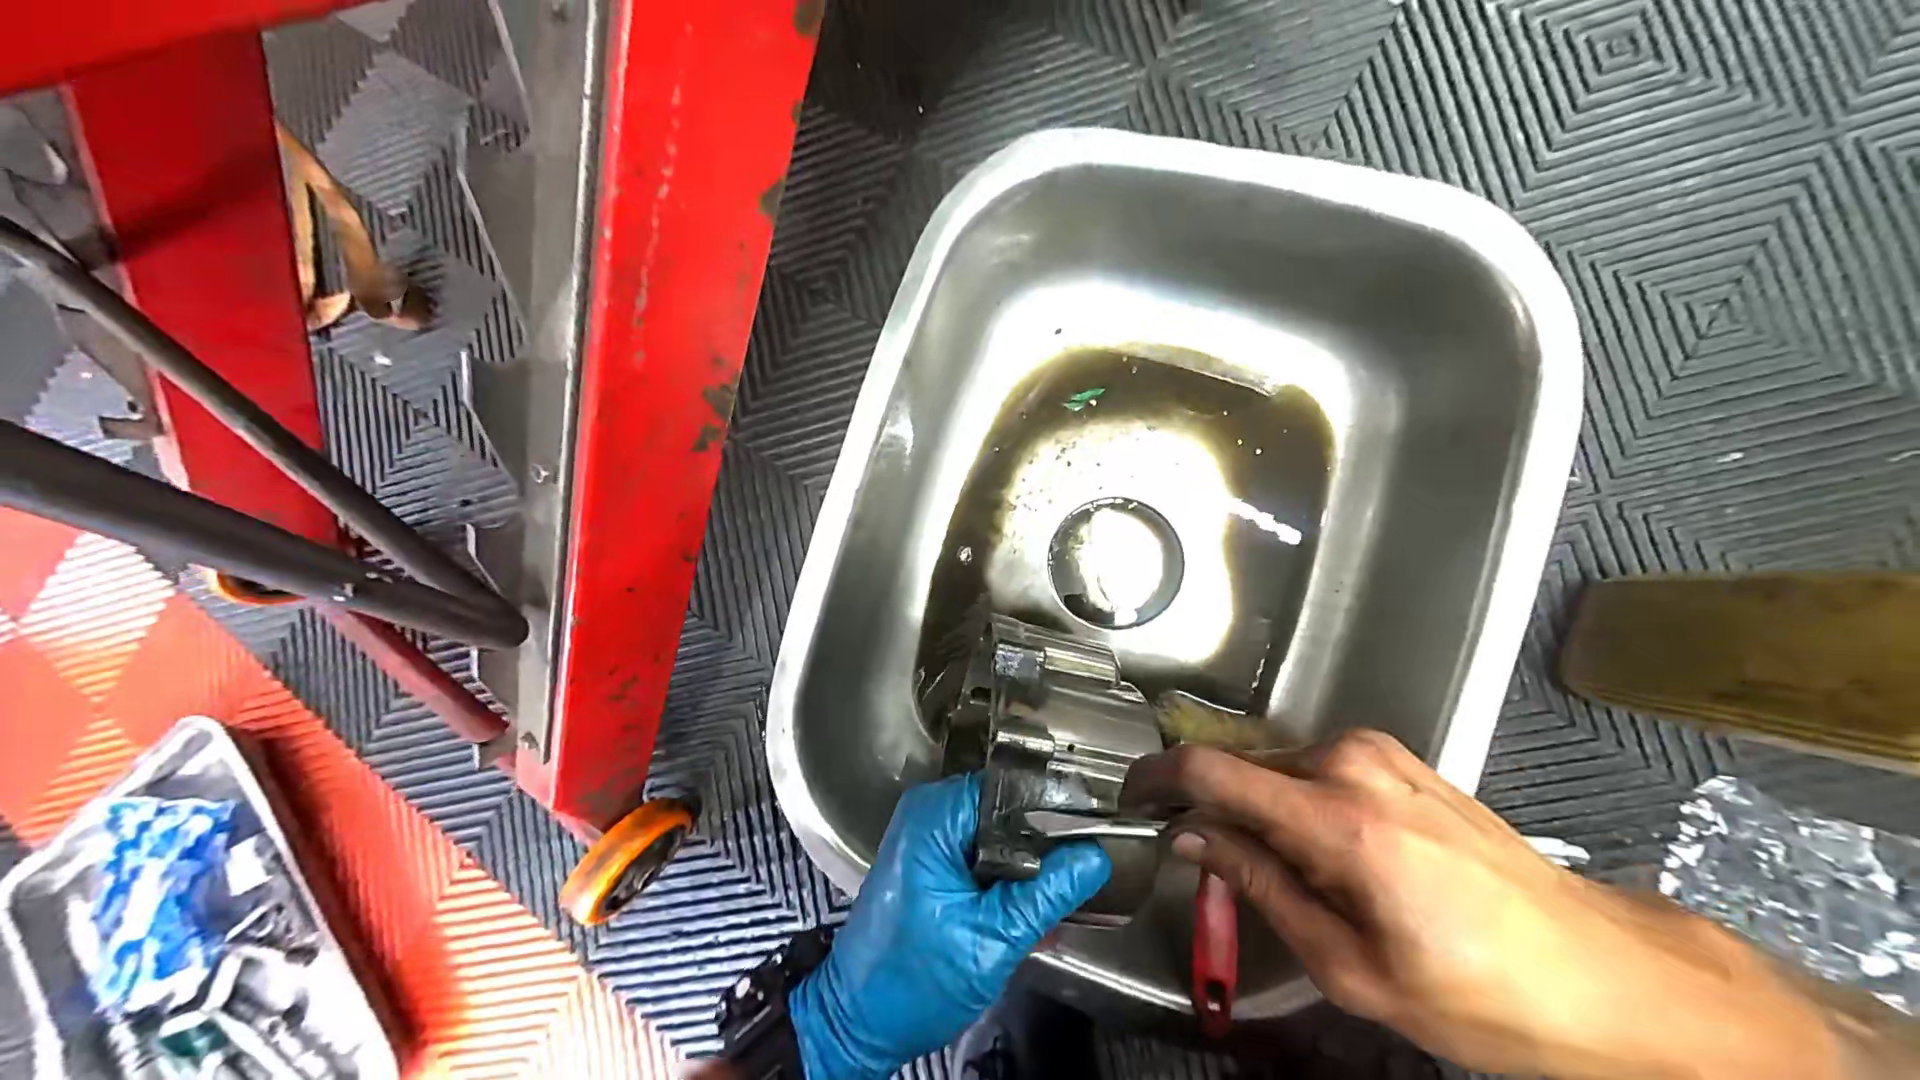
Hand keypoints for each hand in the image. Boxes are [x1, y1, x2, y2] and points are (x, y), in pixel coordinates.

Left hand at [789, 774, 1109, 1078]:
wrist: (860, 1020)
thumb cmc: (916, 980)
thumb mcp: (993, 938)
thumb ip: (1046, 894)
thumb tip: (1096, 857)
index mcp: (936, 815)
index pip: (1007, 785)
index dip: (1050, 804)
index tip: (1090, 827)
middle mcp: (929, 812)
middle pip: (1004, 807)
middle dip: (1043, 839)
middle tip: (1080, 868)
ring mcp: (927, 835)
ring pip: (997, 833)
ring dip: (1028, 864)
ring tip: (1063, 894)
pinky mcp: (930, 859)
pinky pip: (980, 852)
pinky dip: (1006, 877)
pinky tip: (1033, 909)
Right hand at [1122, 731, 1849, 1079]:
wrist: (1607, 973)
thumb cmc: (1480, 993)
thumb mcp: (1350, 966)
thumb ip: (1257, 883)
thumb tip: (1193, 835)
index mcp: (1338, 821)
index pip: (1211, 772)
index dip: (1158, 779)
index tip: (1133, 798)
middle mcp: (1351, 763)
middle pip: (1241, 769)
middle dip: (1217, 811)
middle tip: (1227, 870)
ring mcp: (1377, 752)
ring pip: (1275, 767)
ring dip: (1260, 809)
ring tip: (1297, 874)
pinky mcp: (1395, 754)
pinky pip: (1311, 765)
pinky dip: (1294, 799)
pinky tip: (1332, 850)